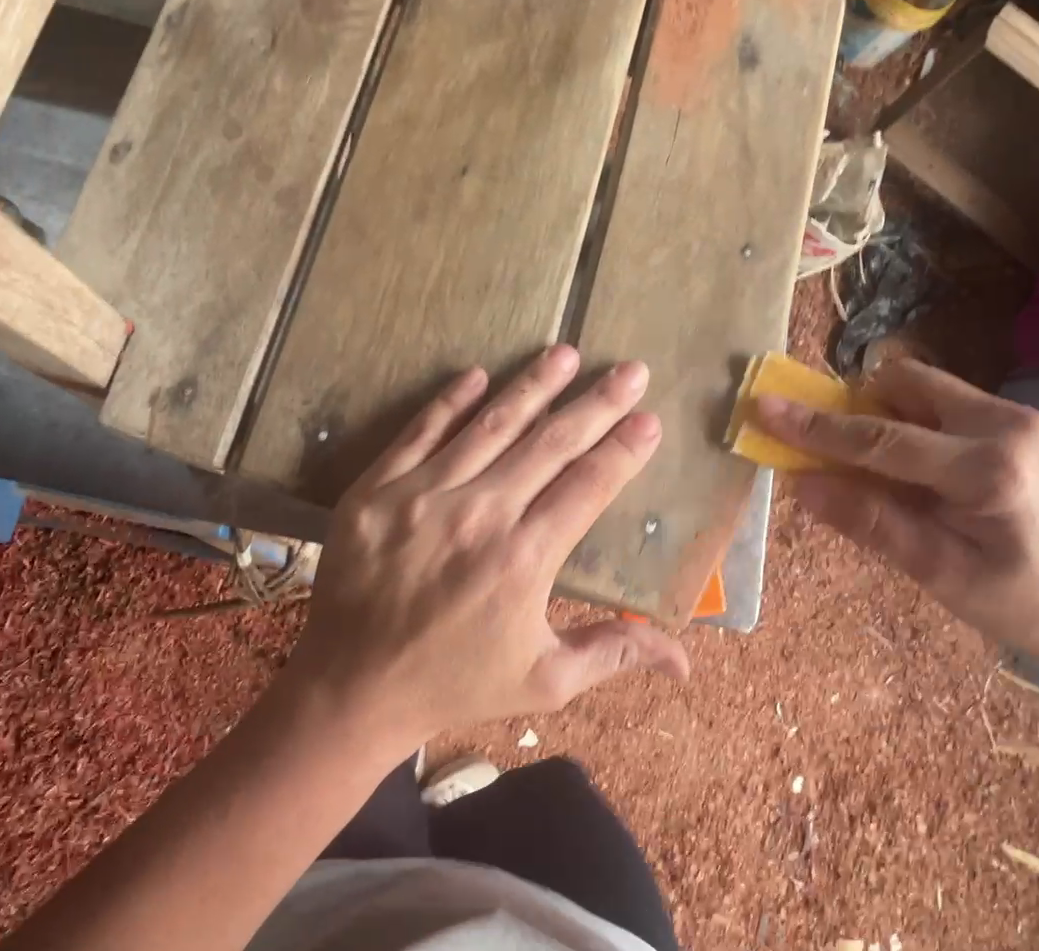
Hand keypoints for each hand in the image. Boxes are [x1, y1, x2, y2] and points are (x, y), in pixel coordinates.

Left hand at [284, 345, 690, 753]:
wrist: (353, 684)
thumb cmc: (455, 683)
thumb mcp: (543, 681)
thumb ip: (613, 653)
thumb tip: (685, 660)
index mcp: (524, 559)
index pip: (588, 486)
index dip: (623, 449)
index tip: (648, 419)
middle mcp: (479, 516)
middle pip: (549, 444)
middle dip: (595, 403)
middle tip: (628, 370)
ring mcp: (422, 496)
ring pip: (490, 425)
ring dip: (532, 386)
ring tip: (564, 353)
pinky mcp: (377, 490)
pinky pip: (421, 432)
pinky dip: (450, 401)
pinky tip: (478, 375)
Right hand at [753, 359, 1038, 669]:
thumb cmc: (1026, 605)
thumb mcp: (941, 574)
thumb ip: (871, 522)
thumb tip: (802, 485)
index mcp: (989, 468)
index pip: (880, 437)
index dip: (814, 426)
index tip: (763, 406)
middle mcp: (1008, 425)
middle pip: (905, 383)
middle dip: (856, 405)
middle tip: (830, 448)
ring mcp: (1022, 420)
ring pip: (926, 389)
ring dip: (885, 414)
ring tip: (879, 469)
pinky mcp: (1025, 427)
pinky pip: (948, 405)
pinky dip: (914, 426)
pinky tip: (918, 473)